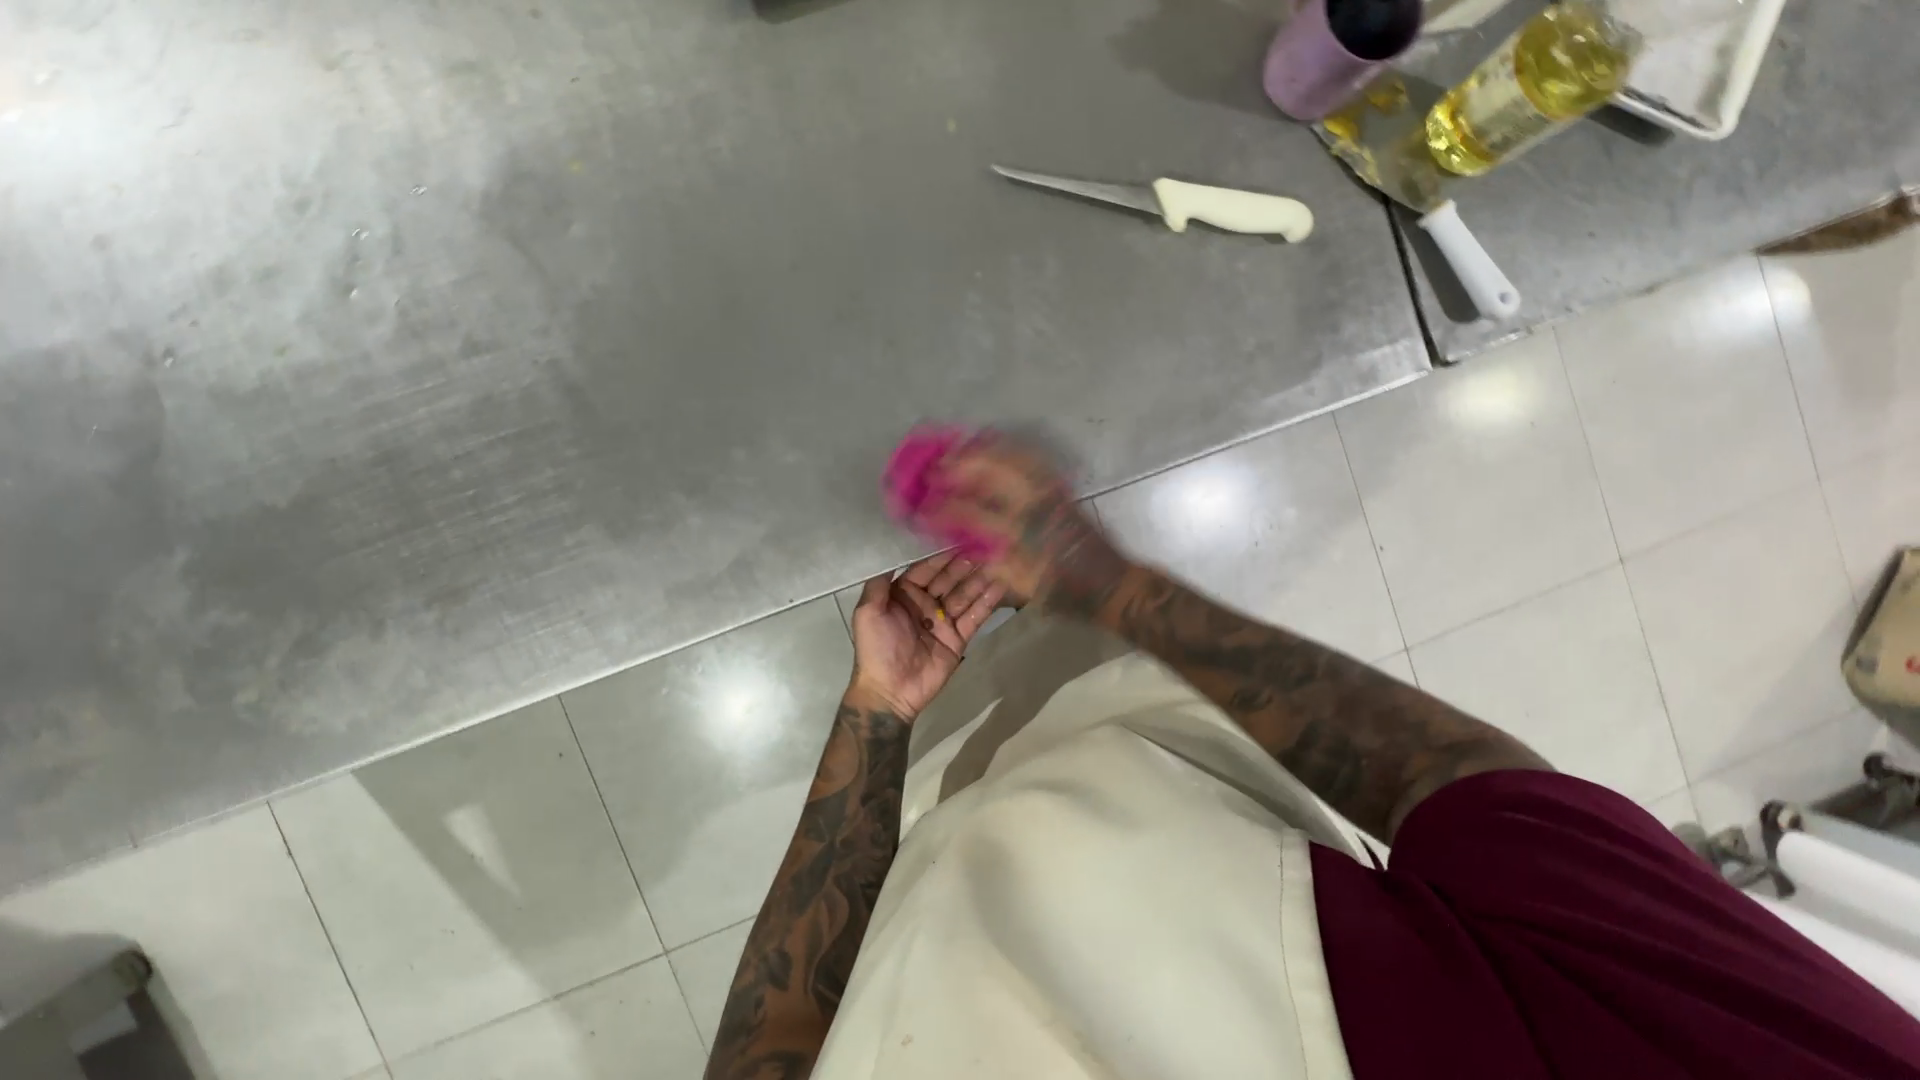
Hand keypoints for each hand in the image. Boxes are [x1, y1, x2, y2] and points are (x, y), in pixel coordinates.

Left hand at [846, 552, 1007, 720]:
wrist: (890, 690)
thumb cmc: (876, 648)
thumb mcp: (868, 612)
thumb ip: (879, 583)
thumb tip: (887, 552)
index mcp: (903, 594)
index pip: (926, 569)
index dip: (942, 555)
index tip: (959, 537)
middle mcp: (925, 603)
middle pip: (949, 579)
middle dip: (965, 564)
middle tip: (985, 545)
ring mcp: (943, 620)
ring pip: (964, 594)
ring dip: (980, 578)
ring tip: (999, 560)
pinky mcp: (958, 637)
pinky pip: (974, 616)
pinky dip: (987, 601)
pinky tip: (1001, 585)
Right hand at [923, 434, 1133, 618]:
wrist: (1110, 584)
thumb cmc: (1065, 593)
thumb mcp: (1024, 589)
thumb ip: (994, 565)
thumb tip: (966, 546)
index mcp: (1020, 535)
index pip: (972, 513)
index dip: (944, 507)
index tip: (924, 504)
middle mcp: (1034, 507)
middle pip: (992, 472)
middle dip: (960, 463)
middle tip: (938, 461)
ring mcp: (1051, 494)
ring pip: (1014, 459)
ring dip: (984, 450)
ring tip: (961, 446)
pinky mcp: (1062, 491)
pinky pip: (1033, 461)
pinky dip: (1011, 450)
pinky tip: (997, 449)